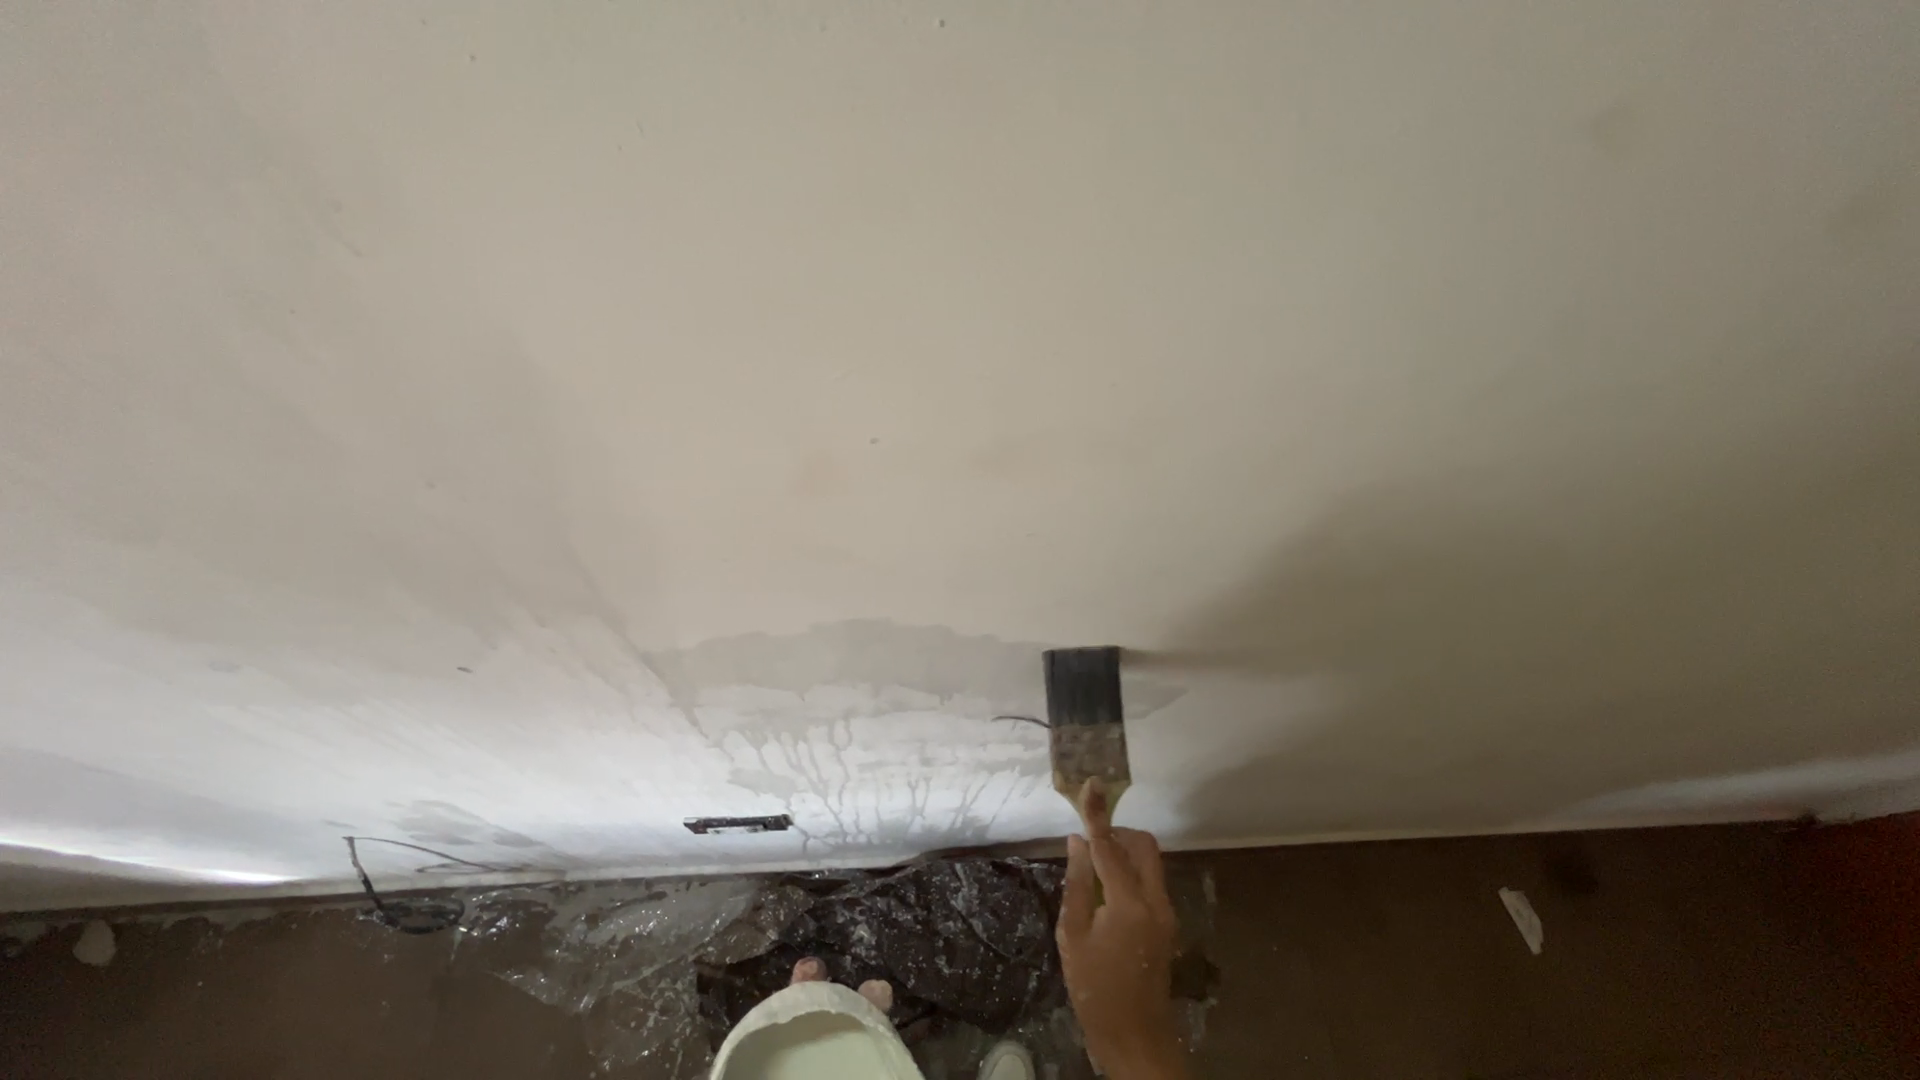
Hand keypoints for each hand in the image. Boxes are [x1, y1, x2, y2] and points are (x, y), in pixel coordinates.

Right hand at [1056, 817, 1187, 1079]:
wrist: (1134, 1035)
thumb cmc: (1094, 988)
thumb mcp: (1072, 935)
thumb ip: (1077, 883)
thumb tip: (1077, 842)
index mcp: (1129, 903)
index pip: (1110, 846)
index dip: (1097, 813)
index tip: (1091, 784)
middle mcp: (1156, 901)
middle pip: (1143, 845)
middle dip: (1117, 834)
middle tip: (1089, 844)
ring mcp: (1166, 912)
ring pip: (1149, 861)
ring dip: (1123, 854)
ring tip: (1093, 871)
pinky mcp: (1166, 923)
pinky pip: (1149, 881)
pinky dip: (1129, 873)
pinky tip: (1105, 893)